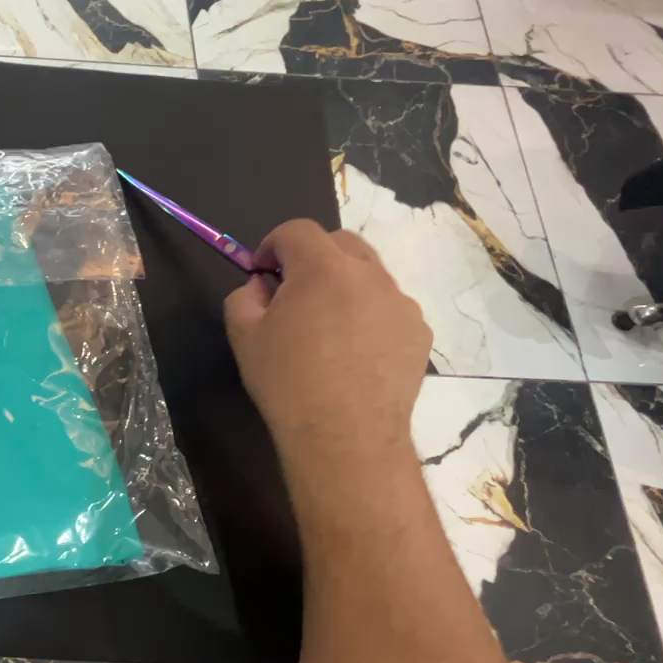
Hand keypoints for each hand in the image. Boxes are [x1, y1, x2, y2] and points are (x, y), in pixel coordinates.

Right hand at [224, 220, 430, 467]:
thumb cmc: (285, 380)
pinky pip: (386, 307)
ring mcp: (400, 302)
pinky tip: (349, 353)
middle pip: (340, 242)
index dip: (272, 244)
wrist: (344, 433)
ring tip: (322, 328)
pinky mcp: (419, 331)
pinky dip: (365, 314)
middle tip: (290, 292)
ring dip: (340, 285)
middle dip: (310, 256)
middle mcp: (369, 275)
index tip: (260, 272)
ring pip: (367, 274)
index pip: (297, 230)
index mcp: (322, 269)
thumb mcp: (243, 336)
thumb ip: (244, 296)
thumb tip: (260, 285)